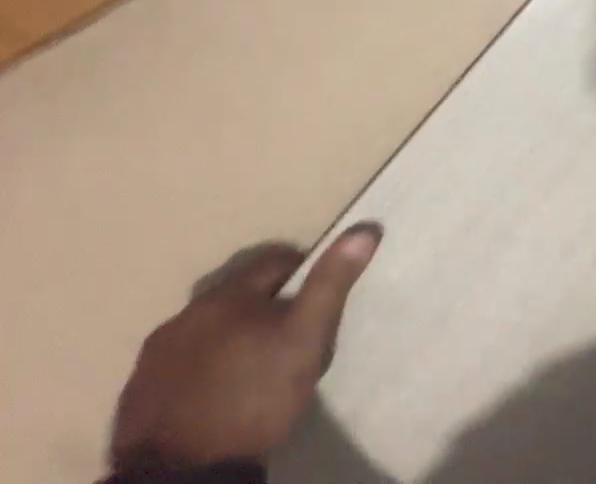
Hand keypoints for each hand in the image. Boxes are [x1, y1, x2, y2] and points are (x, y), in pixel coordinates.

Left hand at [111, 224, 382, 471]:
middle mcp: (180, 318)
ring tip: (259, 363)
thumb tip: (363, 230)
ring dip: (233, 334)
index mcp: (223, 298)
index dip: (306, 273)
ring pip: (208, 329)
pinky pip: (182, 362)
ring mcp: (151, 358)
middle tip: (294, 334)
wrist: (183, 473)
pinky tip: (222, 389)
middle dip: (267, 305)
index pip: (276, 261)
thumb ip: (331, 282)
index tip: (321, 301)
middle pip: (238, 295)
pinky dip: (206, 364)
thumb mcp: (308, 336)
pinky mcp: (138, 394)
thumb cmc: (257, 394)